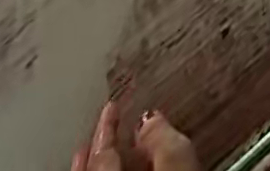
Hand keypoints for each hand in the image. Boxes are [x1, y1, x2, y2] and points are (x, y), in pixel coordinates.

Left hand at [71, 100, 200, 170]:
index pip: (102, 151)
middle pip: (94, 166)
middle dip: (99, 145)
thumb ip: (163, 136)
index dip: (107, 125)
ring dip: (98, 162)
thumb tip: (150, 116)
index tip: (110, 105)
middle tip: (102, 125)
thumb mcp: (176, 160)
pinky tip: (118, 169)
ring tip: (97, 149)